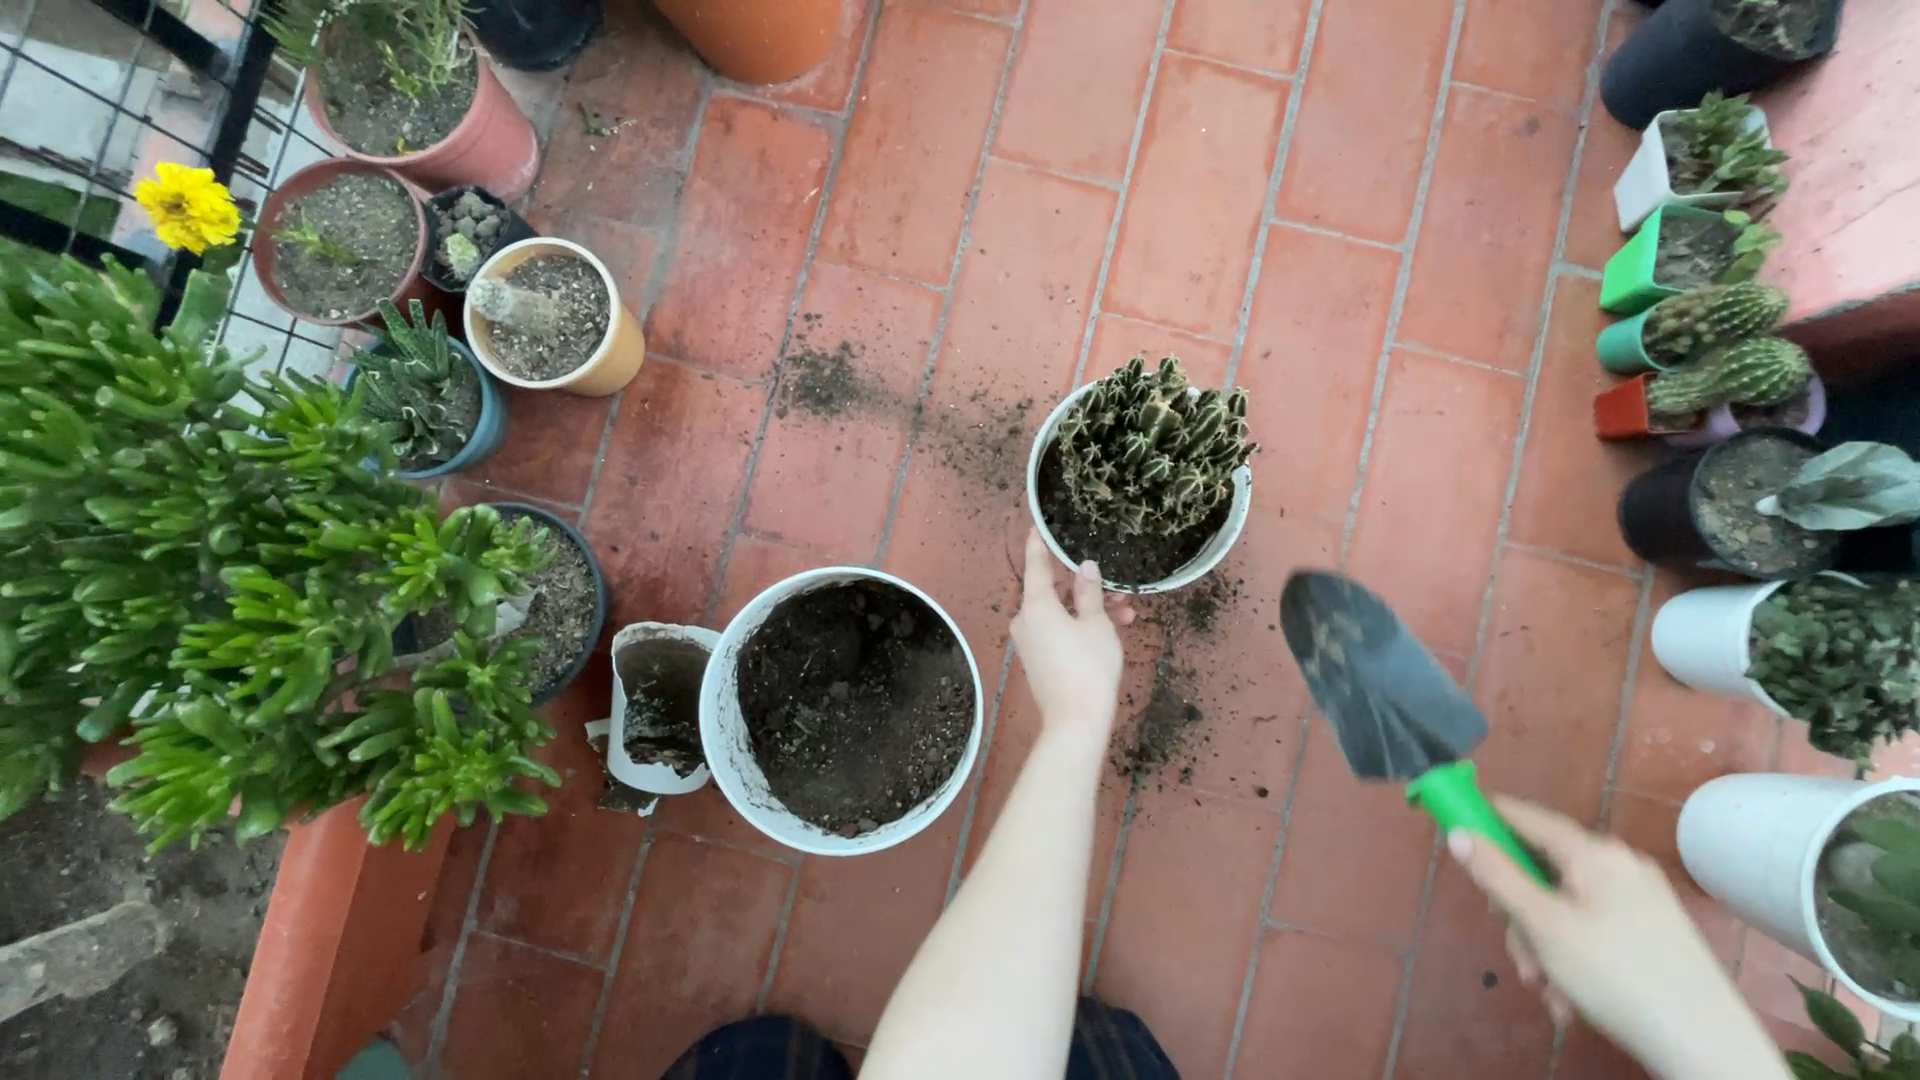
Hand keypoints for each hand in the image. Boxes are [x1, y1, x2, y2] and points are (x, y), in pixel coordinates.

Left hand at [1011, 529, 1134, 740]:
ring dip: (1091, 609)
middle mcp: (1026, 620)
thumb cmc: (1088, 666)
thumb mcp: (1097, 624)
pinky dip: (1081, 627)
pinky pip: (1059, 631)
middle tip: (1116, 585)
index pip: (1036, 564)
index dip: (1039, 543)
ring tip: (1126, 612)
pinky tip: (1114, 629)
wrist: (1076, 721)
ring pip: (1061, 613)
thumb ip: (1089, 593)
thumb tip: (1085, 568)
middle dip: (1086, 586)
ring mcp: (1030, 641)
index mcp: (1035, 605)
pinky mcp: (1039, 659)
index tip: (1038, 523)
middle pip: (1054, 591)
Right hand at [1450, 797, 1787, 1079]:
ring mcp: (1641, 901)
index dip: (1486, 815)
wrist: (1713, 1053)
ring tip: (1548, 989)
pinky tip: (1572, 998)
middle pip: (1541, 871)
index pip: (1526, 816)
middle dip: (1520, 914)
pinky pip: (1592, 929)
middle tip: (1519, 953)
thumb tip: (1457, 833)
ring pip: (1562, 907)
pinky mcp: (1654, 933)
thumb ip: (1496, 875)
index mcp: (1594, 855)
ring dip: (1543, 946)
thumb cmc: (1617, 976)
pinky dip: (1573, 957)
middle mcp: (1619, 867)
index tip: (1452, 822)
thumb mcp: (1542, 925)